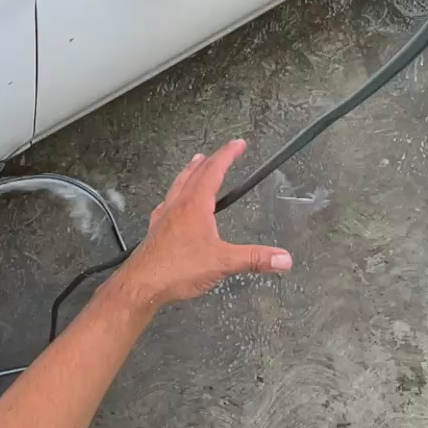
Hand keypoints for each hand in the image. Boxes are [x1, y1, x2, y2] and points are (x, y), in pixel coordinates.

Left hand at [109, 140, 292, 309]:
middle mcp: (178, 205)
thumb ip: (254, 259)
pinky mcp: (156, 229)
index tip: (239, 144)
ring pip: (178, 184)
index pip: (213, 171)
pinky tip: (173, 202)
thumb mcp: (223, 263)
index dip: (227, 155)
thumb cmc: (179, 269)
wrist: (142, 283)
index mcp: (195, 205)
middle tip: (223, 151)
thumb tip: (285, 259)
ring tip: (196, 163)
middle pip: (194, 173)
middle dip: (211, 159)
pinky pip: (167, 202)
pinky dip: (175, 194)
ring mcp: (164, 216)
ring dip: (190, 171)